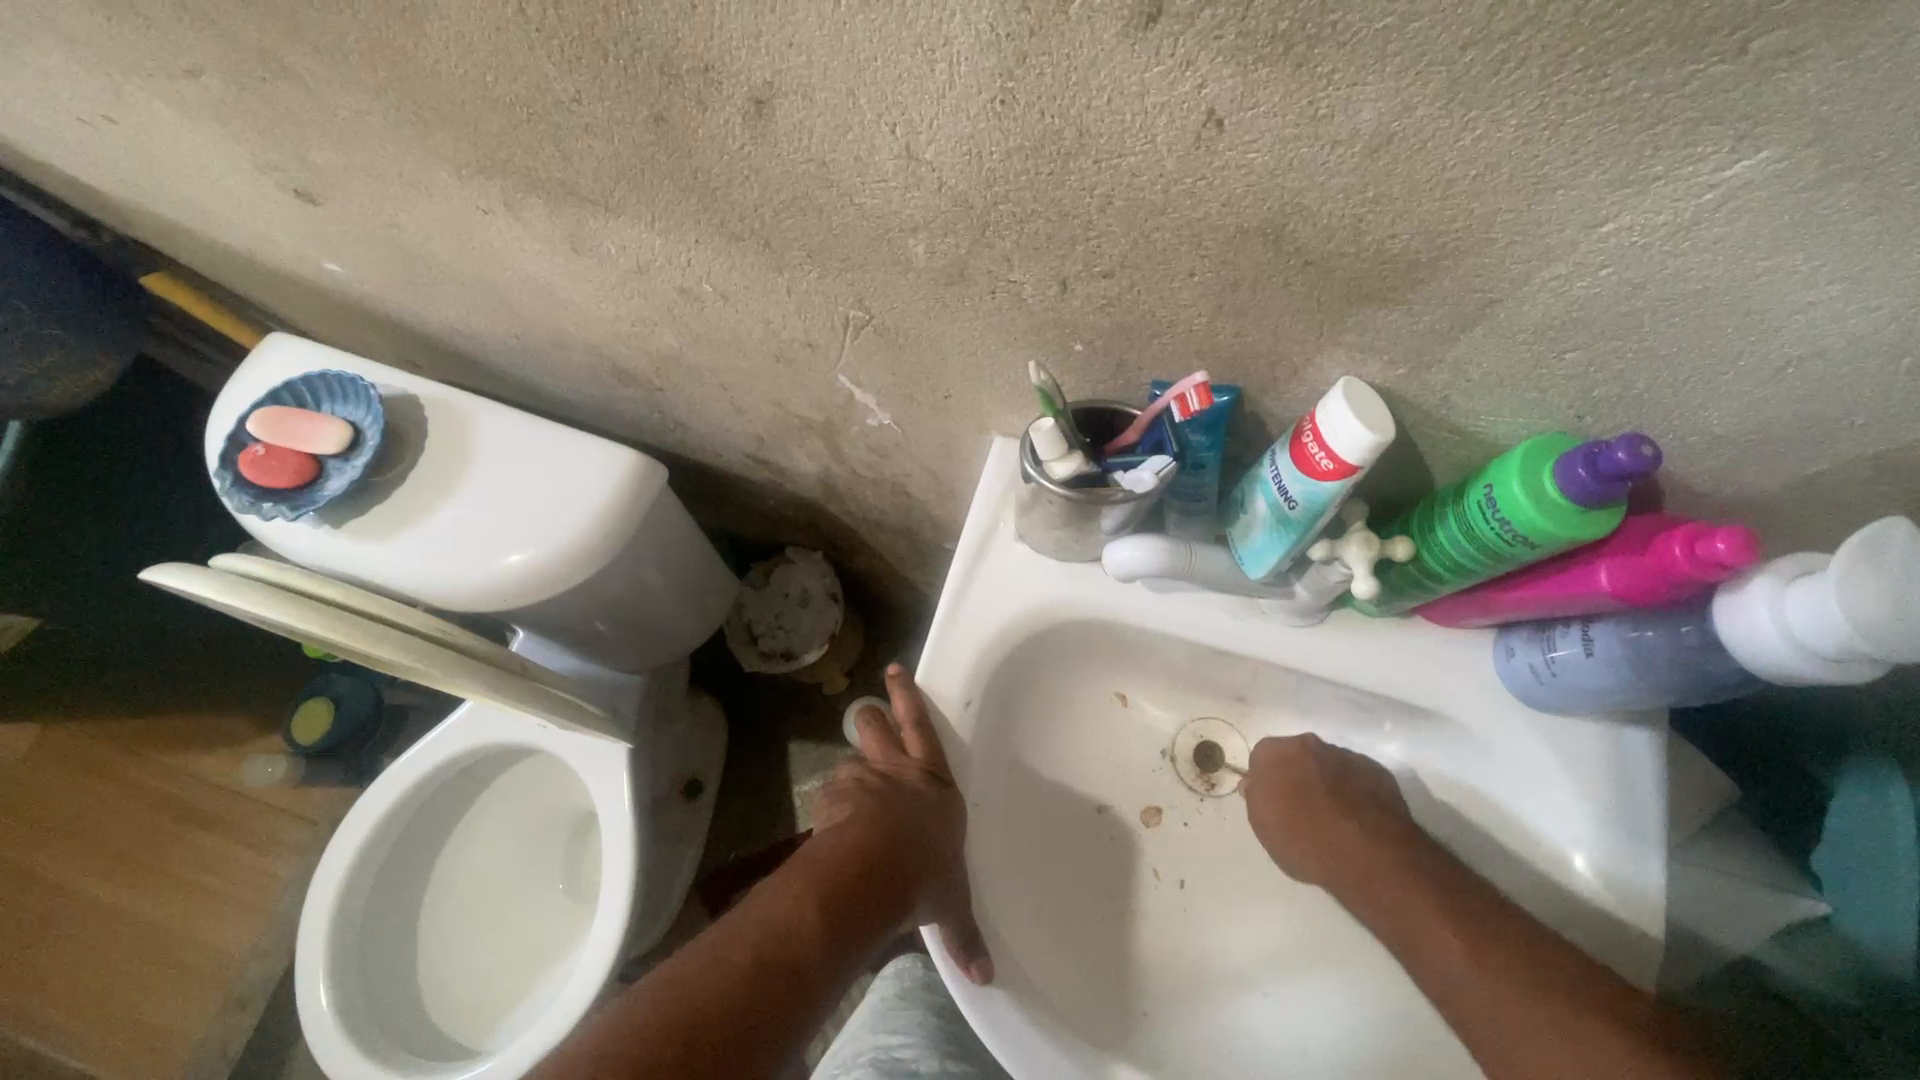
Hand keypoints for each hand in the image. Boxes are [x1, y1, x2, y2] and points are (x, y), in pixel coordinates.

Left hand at [811, 663, 993, 984]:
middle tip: (867, 714)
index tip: (894, 670)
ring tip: (848, 789)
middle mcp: (898, 773)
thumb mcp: (950, 904)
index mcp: (935, 785)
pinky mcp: (832, 799)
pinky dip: (829, 805)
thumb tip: (986, 978)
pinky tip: (829, 823)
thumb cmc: (926, 874)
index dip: (907, 696)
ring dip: (849, 770)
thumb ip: (964, 934)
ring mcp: (861, 781)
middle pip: (876, 725)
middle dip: (871, 717)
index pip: (922, 728)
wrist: (876, 871)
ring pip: (848, 758)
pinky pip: (828, 793)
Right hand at [1240, 733, 1417, 889]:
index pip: (1262, 757)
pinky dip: (1355, 792)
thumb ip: (1256, 797)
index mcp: (1275, 753)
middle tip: (1302, 810)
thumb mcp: (1263, 827)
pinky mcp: (1378, 771)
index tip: (1274, 803)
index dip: (1268, 780)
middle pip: (1298, 756)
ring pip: (1329, 765)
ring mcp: (1347, 755)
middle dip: (1299, 776)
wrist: (1368, 856)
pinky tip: (1358, 819)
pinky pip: (1358, 777)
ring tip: (1335, 819)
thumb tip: (1254, 784)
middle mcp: (1310, 744)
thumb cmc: (1303, 841)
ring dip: (1328, 783)